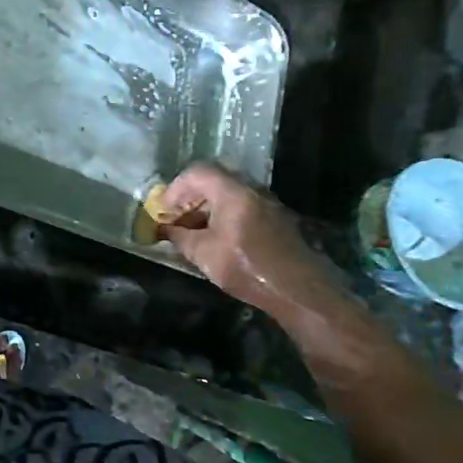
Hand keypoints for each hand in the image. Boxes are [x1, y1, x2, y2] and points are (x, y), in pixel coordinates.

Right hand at [158, 165, 354, 322]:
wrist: (298, 289)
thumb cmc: (246, 267)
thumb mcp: (202, 253)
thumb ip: (179, 236)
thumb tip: (165, 229)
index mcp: (233, 192)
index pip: (197, 173)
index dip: (175, 188)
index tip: (163, 210)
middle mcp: (252, 190)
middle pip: (214, 180)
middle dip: (189, 197)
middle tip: (175, 218)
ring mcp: (267, 204)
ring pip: (229, 194)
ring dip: (206, 207)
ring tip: (192, 231)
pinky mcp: (276, 220)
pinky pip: (243, 207)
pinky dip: (224, 215)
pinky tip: (216, 238)